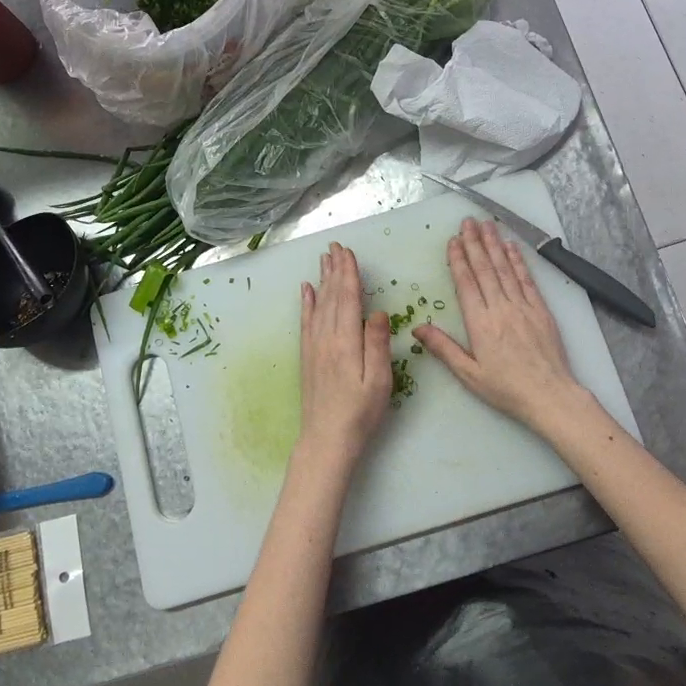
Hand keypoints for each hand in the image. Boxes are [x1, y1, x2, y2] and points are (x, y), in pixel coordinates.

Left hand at [299, 243, 392, 464]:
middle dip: (335, 269)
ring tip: (324, 259)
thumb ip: (377, 343)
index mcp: (347, 341)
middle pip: (332, 296)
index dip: (349, 273)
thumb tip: (378, 311)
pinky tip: (307, 291)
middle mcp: (327, 338)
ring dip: (322, 280)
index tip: (349, 252)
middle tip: (335, 246)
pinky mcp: (308, 357)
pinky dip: (307, 303)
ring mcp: (314, 347)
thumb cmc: (360, 413)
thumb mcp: (379, 380)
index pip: (348, 298)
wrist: (327, 439)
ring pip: (319, 305)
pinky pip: (306, 322)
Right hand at [414, 218, 596, 430]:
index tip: (453, 241)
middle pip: (485, 270)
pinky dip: (518, 261)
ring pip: (505, 269)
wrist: (550, 395)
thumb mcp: (469, 374)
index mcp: (480, 324)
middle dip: (474, 243)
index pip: (466, 284)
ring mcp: (523, 307)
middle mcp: (501, 309)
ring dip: (494, 245)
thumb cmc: (506, 389)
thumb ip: (443, 348)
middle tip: (467, 222)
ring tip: (485, 225)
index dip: (458, 260)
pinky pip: (527, 279)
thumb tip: (418, 328)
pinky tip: (511, 247)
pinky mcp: (541, 310)